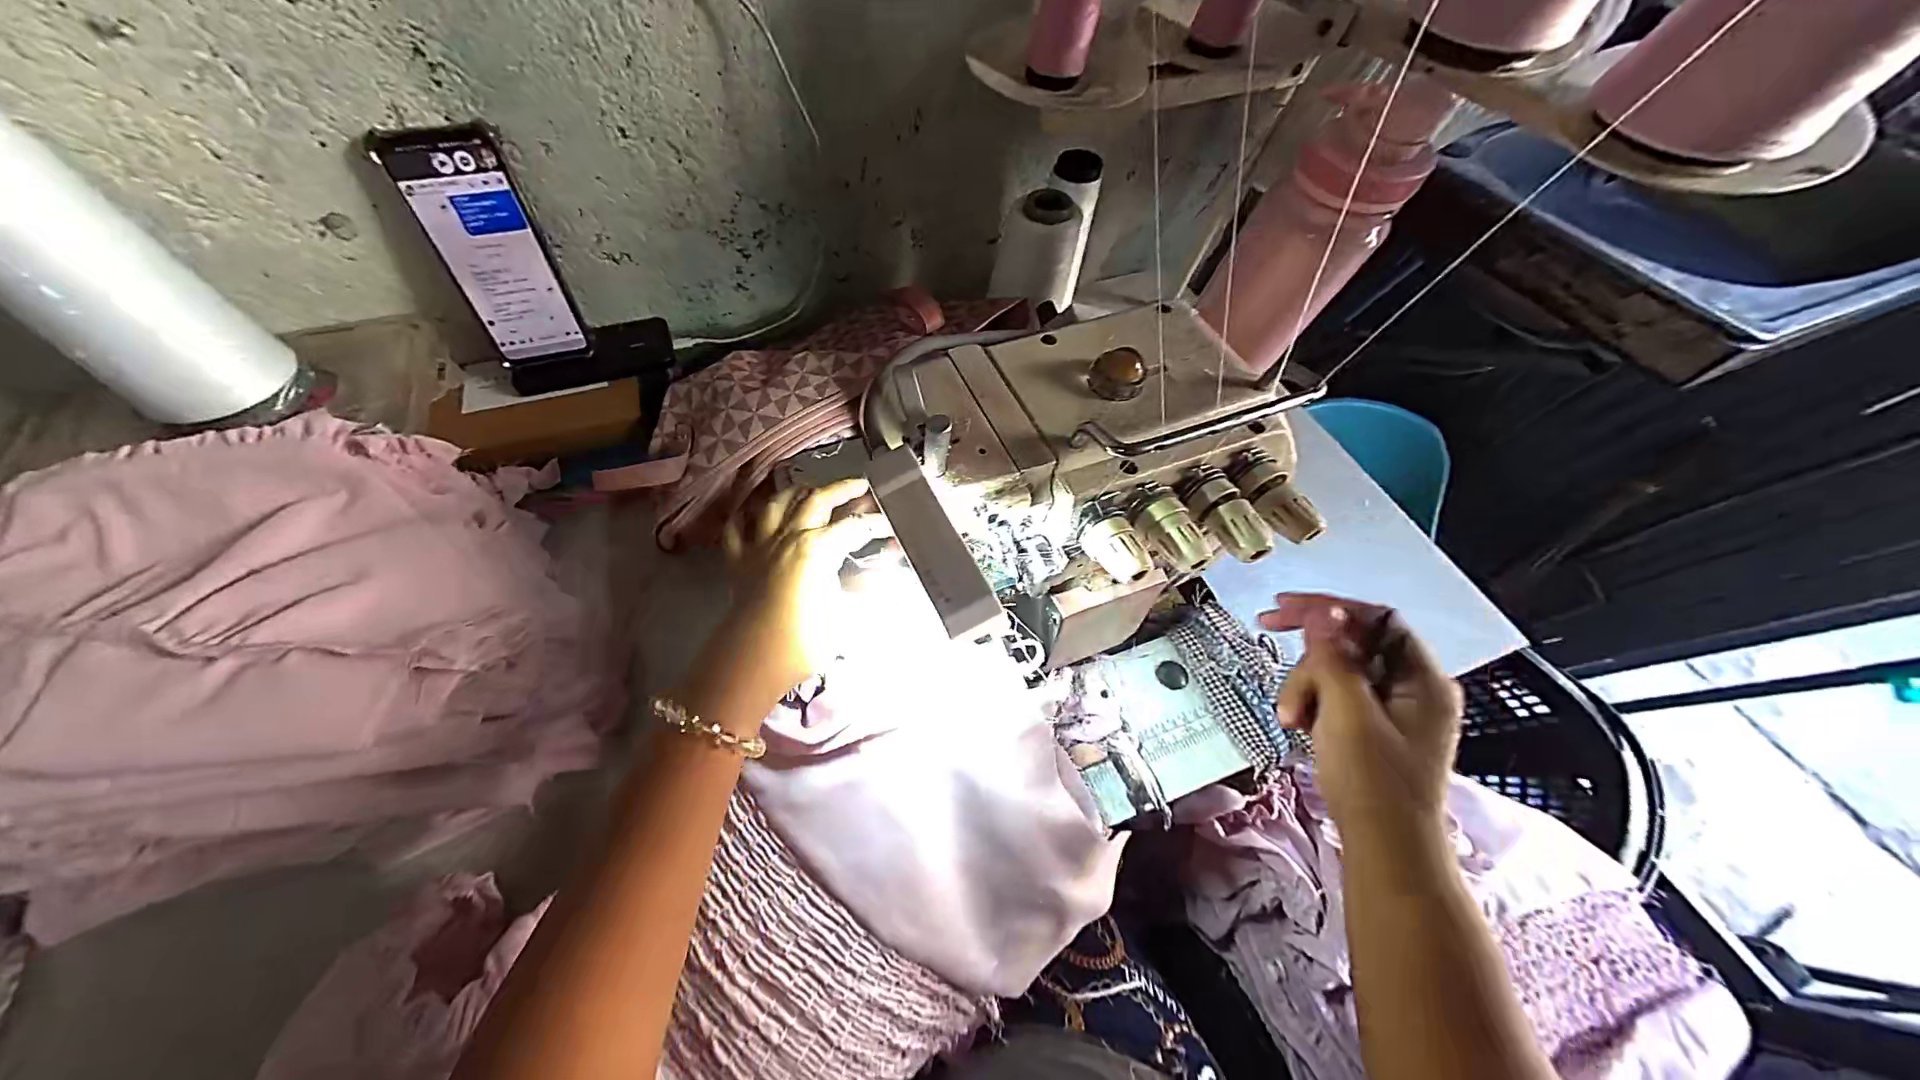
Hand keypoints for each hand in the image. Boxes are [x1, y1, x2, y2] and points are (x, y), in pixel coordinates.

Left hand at [708, 478, 891, 701]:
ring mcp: (759, 546)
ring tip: (811, 491)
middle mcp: (787, 536)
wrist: (752, 662)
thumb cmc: (803, 642)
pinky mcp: (738, 561)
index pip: (854, 527)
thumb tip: (876, 573)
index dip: (876, 525)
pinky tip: (755, 513)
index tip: (891, 526)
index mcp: (817, 547)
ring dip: (797, 493)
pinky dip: (747, 515)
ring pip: (776, 504)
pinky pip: (738, 528)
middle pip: (816, 500)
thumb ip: (859, 587)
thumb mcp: (843, 615)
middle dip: (842, 489)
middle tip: (861, 487)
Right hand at [1260, 593, 1462, 845]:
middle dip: (1309, 666)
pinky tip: (1301, 725)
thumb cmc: (1372, 783)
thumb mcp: (1347, 714)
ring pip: (1336, 672)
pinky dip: (1313, 704)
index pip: (1374, 619)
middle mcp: (1412, 687)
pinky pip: (1336, 696)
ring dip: (1305, 689)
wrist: (1387, 850)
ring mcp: (1394, 708)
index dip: (1327, 609)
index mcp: (1422, 679)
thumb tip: (1324, 611)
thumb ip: (1334, 658)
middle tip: (1283, 692)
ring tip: (1292, 722)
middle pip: (1349, 647)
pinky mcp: (1374, 726)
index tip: (1280, 609)